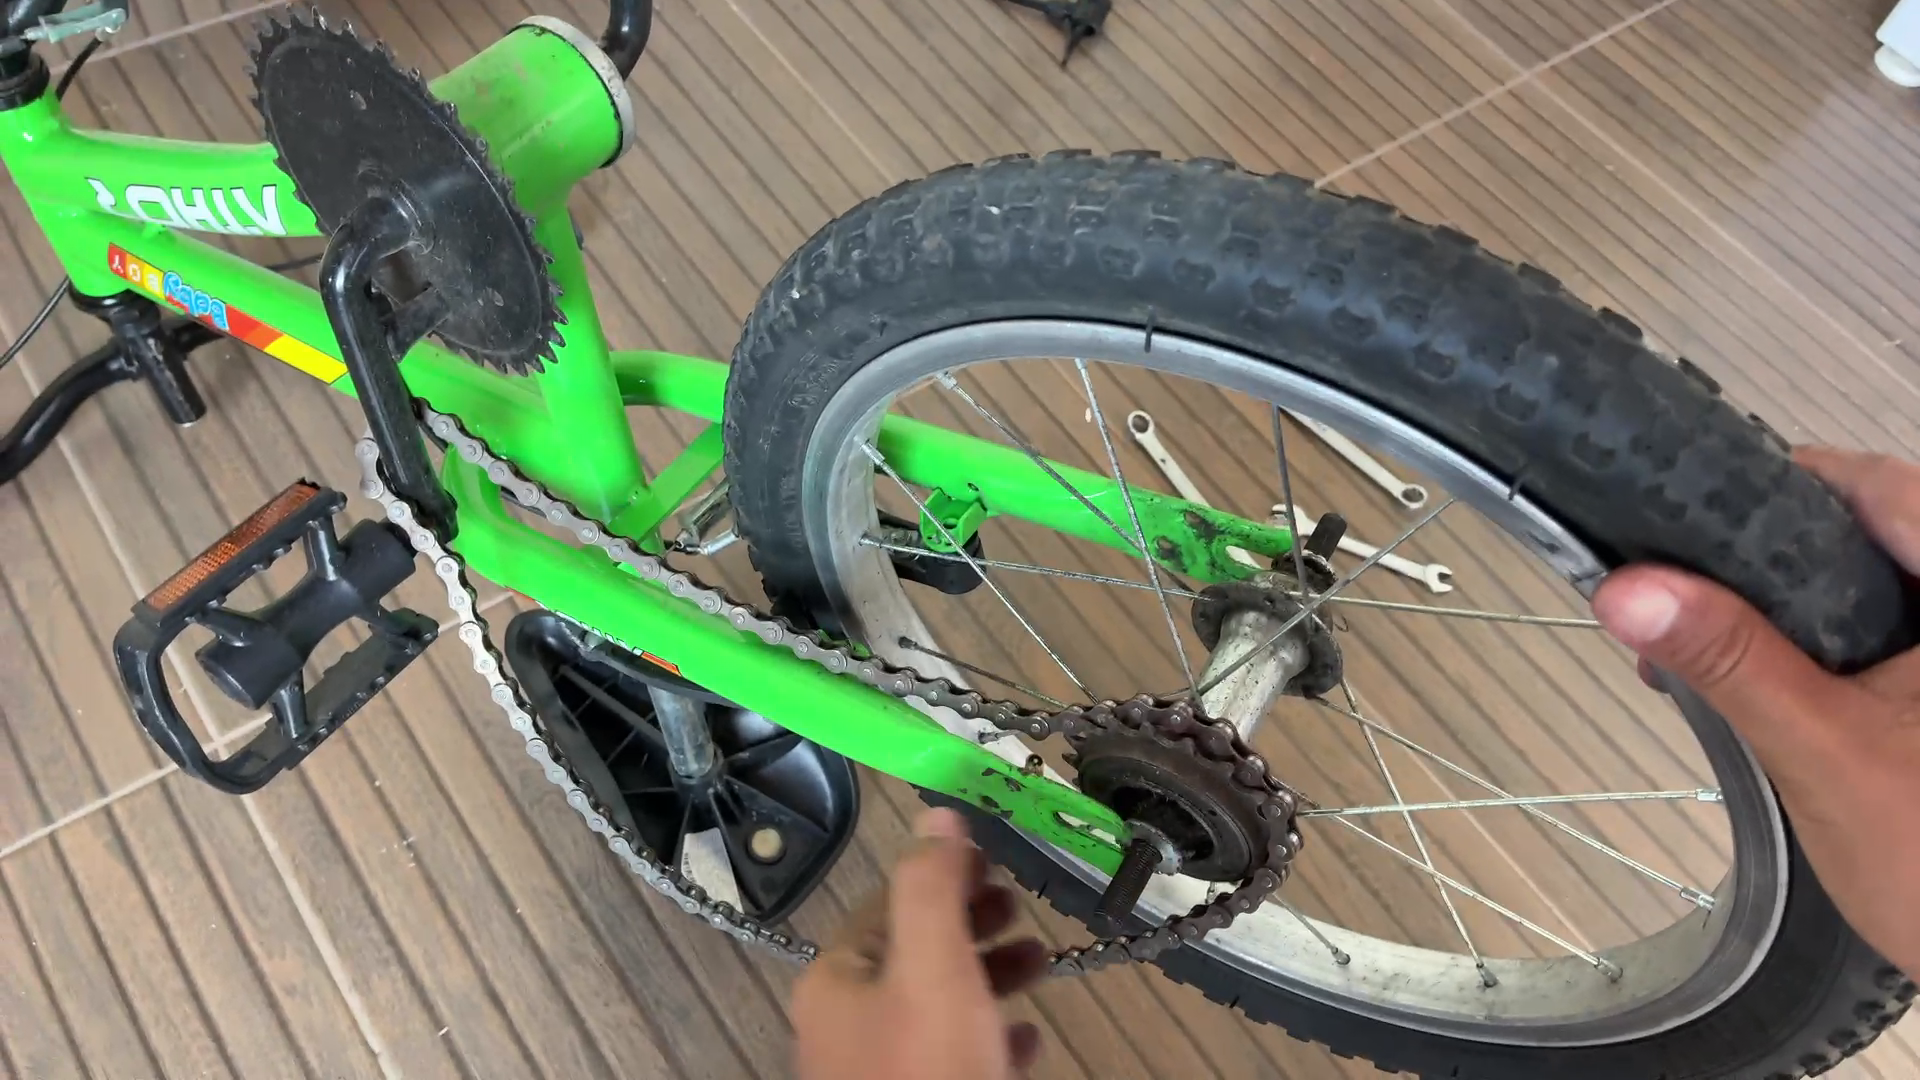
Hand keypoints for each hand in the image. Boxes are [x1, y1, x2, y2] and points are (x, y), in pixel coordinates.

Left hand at [791, 807, 1050, 1079]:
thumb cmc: (929, 1071)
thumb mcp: (931, 964)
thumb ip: (932, 883)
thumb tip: (936, 812)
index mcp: (837, 981)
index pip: (890, 901)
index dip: (942, 874)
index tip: (991, 858)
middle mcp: (849, 1024)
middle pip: (917, 949)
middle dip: (971, 920)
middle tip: (1019, 903)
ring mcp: (881, 1073)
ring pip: (941, 1002)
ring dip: (990, 972)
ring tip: (1040, 959)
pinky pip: (956, 1059)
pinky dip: (991, 1037)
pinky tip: (1028, 1038)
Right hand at [1593, 446, 1919, 977]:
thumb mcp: (1825, 750)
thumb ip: (1728, 661)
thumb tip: (1618, 587)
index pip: (1867, 485)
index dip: (1759, 490)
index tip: (1662, 527)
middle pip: (1848, 532)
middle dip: (1742, 566)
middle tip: (1662, 611)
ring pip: (1848, 582)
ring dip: (1758, 610)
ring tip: (1687, 655)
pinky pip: (1861, 628)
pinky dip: (1792, 642)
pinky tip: (1749, 682)